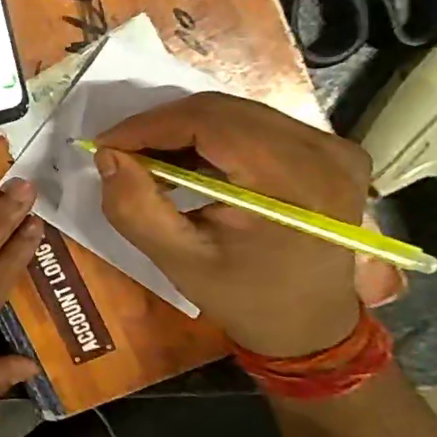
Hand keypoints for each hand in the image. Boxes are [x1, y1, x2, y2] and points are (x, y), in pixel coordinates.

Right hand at [94, 92, 371, 357]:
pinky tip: (183, 160)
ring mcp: (331, 147)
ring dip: (181, 127)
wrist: (313, 326)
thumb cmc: (245, 298)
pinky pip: (252, 122)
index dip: (149, 125)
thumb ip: (135, 207)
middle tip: (120, 150)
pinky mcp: (327, 149)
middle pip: (221, 110)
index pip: (208, 122)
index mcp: (292, 182)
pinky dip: (208, 134)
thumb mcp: (178, 260)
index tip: (105, 143)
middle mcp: (323, 152)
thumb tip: (107, 155)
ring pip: (233, 111)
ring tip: (146, 157)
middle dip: (160, 124)